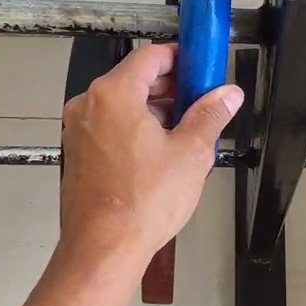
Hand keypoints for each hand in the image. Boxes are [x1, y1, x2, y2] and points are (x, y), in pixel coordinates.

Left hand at [59, 43, 242, 267]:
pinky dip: (134, 129)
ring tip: (186, 132)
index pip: (150, 56)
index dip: (181, 58)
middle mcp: (88, 105)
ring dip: (154, 110)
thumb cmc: (145, 200)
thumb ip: (210, 115)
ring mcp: (78, 130)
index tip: (203, 69)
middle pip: (134, 79)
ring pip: (122, 105)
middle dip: (170, 87)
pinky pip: (109, 127)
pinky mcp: (76, 154)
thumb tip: (228, 94)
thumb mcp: (191, 153)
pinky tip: (159, 153)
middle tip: (201, 103)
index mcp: (114, 94)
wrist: (103, 249)